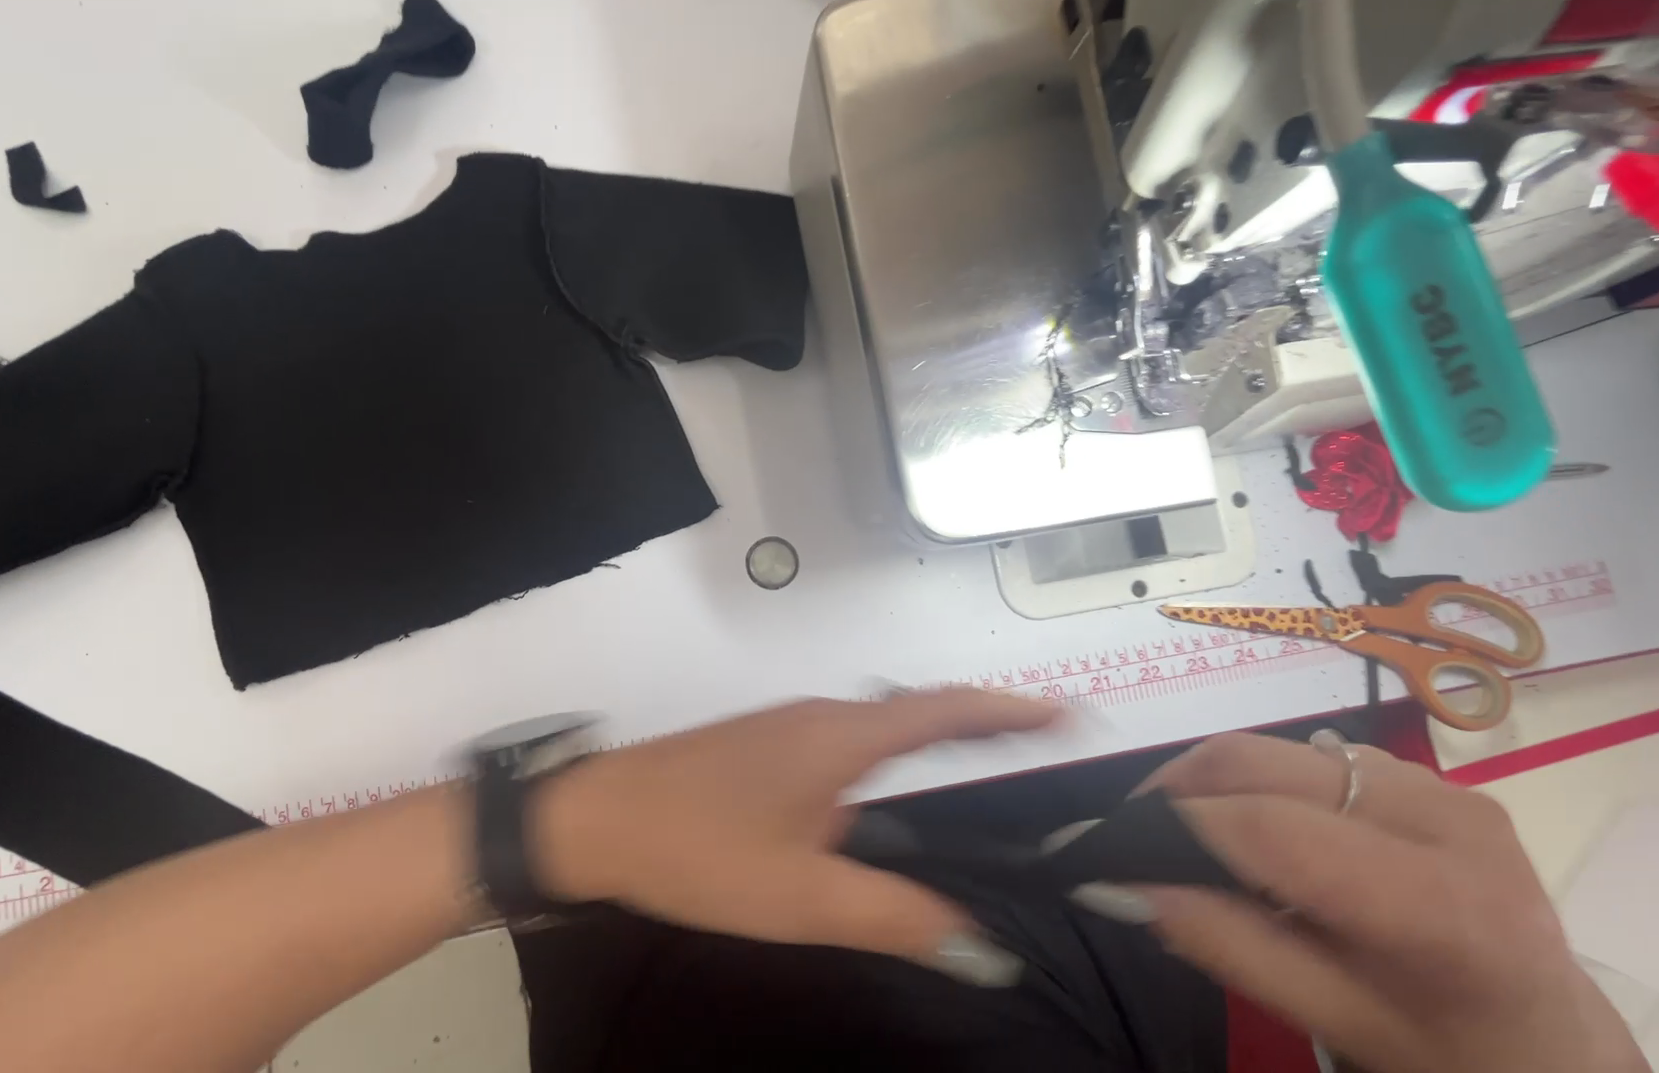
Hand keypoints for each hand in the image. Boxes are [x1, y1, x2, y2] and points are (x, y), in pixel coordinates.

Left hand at [529, 690, 1060, 984]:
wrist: (593, 819)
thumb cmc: (698, 847)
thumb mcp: (803, 895)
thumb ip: (896, 916)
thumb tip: (983, 948)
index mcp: (842, 735)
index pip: (946, 710)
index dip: (1011, 712)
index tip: (1065, 716)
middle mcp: (821, 717)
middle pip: (918, 714)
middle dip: (980, 732)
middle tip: (1037, 765)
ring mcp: (788, 728)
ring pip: (879, 733)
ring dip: (931, 752)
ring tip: (979, 793)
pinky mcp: (763, 749)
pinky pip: (845, 749)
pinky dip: (887, 770)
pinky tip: (889, 816)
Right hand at [1105, 732, 1646, 1072]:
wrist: (1548, 1038)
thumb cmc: (1443, 1047)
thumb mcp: (1336, 1019)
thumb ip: (1227, 944)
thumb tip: (1117, 886)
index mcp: (1441, 903)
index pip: (1272, 831)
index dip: (1171, 827)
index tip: (1100, 844)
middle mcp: (1445, 817)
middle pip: (1260, 764)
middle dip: (1173, 788)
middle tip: (1126, 834)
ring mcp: (1436, 783)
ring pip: (1270, 747)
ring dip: (1205, 780)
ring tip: (1177, 830)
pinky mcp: (1421, 771)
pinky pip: (1299, 753)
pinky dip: (1248, 779)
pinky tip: (1243, 824)